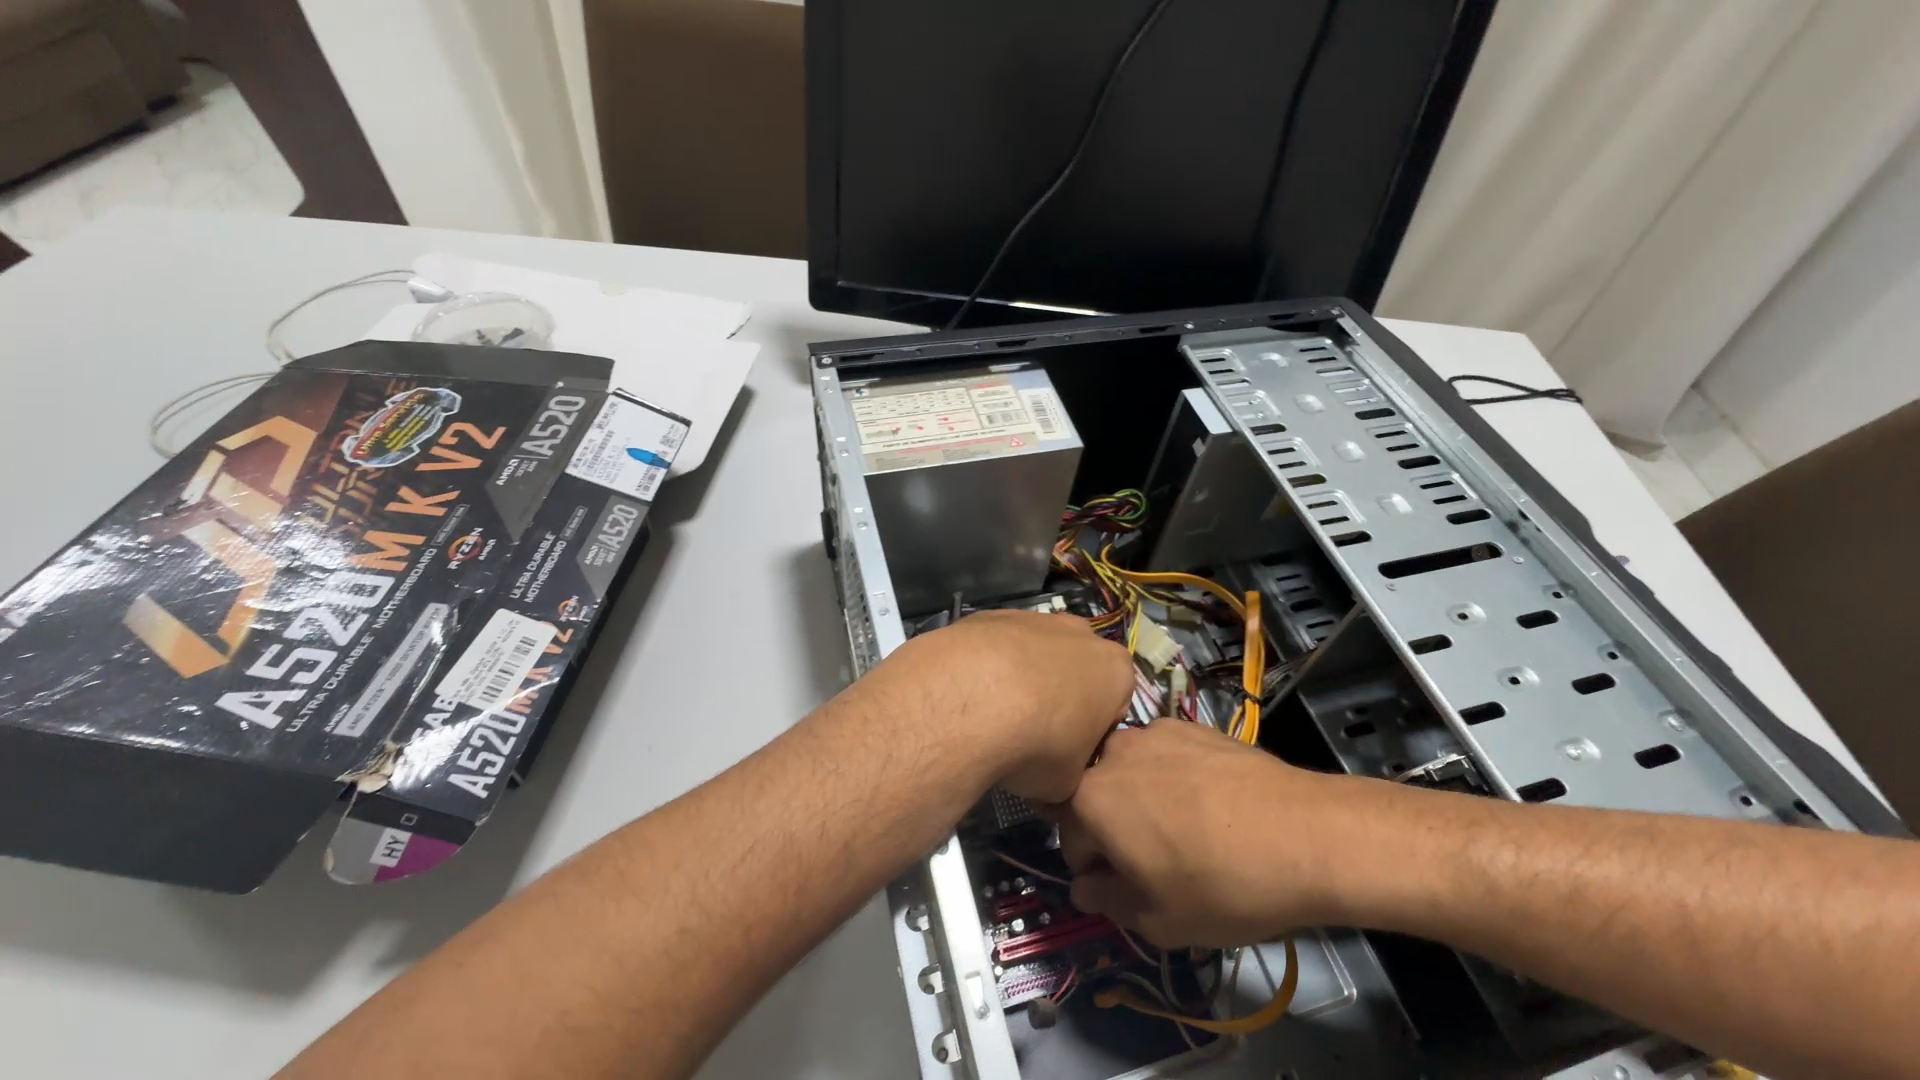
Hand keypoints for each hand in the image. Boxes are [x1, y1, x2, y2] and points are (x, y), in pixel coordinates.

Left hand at [862, 610, 1132, 802]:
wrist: (973, 700)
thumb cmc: (1038, 745)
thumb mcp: (1066, 784)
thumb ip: (1072, 774)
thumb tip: (1054, 779)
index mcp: (1116, 671)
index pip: (1113, 705)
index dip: (1091, 733)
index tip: (1066, 753)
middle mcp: (1081, 634)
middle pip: (1076, 671)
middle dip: (1059, 698)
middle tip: (1030, 735)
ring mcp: (1034, 619)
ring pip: (1035, 655)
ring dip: (1021, 681)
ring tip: (992, 717)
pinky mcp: (991, 614)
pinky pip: (997, 646)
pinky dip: (988, 667)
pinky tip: (970, 695)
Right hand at [1056, 720, 1372, 946]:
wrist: (1307, 835)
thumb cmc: (1223, 885)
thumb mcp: (1157, 920)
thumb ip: (1106, 902)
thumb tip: (1086, 887)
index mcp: (1089, 800)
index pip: (1069, 840)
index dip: (1094, 872)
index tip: (1126, 888)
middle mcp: (1112, 754)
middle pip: (1097, 798)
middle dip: (1115, 829)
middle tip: (1156, 861)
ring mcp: (1155, 733)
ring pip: (1132, 773)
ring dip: (1143, 799)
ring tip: (1188, 829)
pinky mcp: (1194, 726)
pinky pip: (1167, 756)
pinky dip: (1175, 778)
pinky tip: (1212, 805)